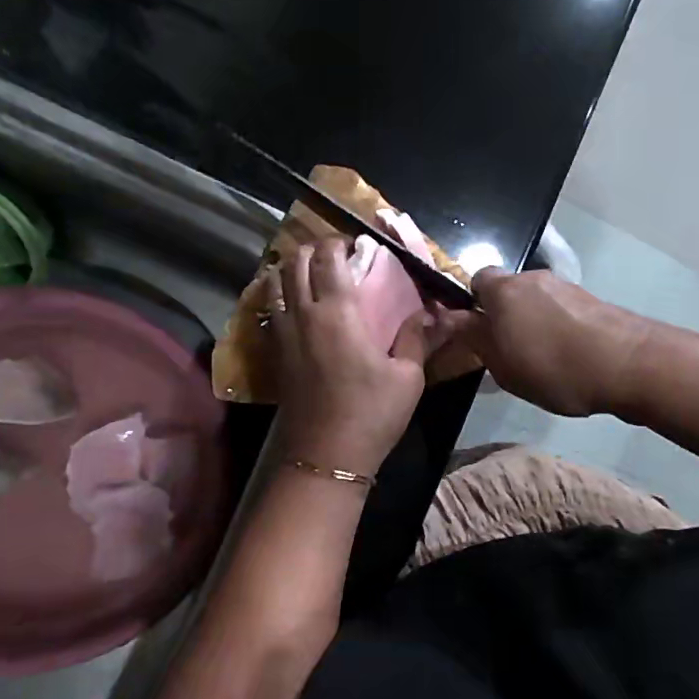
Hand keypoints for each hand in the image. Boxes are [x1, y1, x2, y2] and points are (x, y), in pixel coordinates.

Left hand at [267, 239, 448, 474]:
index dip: (337, 243)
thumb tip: (429, 314)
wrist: (326, 454)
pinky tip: (292, 304)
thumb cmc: (372, 413)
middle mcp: (304, 314)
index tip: (354, 245)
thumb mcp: (407, 377)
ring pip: (275, 283)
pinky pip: (270, 310)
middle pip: (295, 263)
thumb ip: (415, 338)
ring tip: (309, 273)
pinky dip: (277, 295)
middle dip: (312, 250)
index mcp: (337, 312)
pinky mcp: (275, 353)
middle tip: (333, 256)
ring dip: (290, 269)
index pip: (327, 258)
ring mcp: (284, 334)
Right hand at [442, 269, 652, 417]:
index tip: (475, 334)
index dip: (472, 305)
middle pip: (508, 291)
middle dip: (504, 315)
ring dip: (532, 322)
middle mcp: (533, 278)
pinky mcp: (591, 300)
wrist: (628, 364)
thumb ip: (475, 339)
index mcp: (504, 290)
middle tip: (506, 351)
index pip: (476, 280)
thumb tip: (455, 320)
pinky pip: (560, 311)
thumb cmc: (553, 367)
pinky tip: (566, 356)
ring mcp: (566, 287)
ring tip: (540, 359)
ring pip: (536, 302)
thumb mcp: (502, 365)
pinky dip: (557, 327)